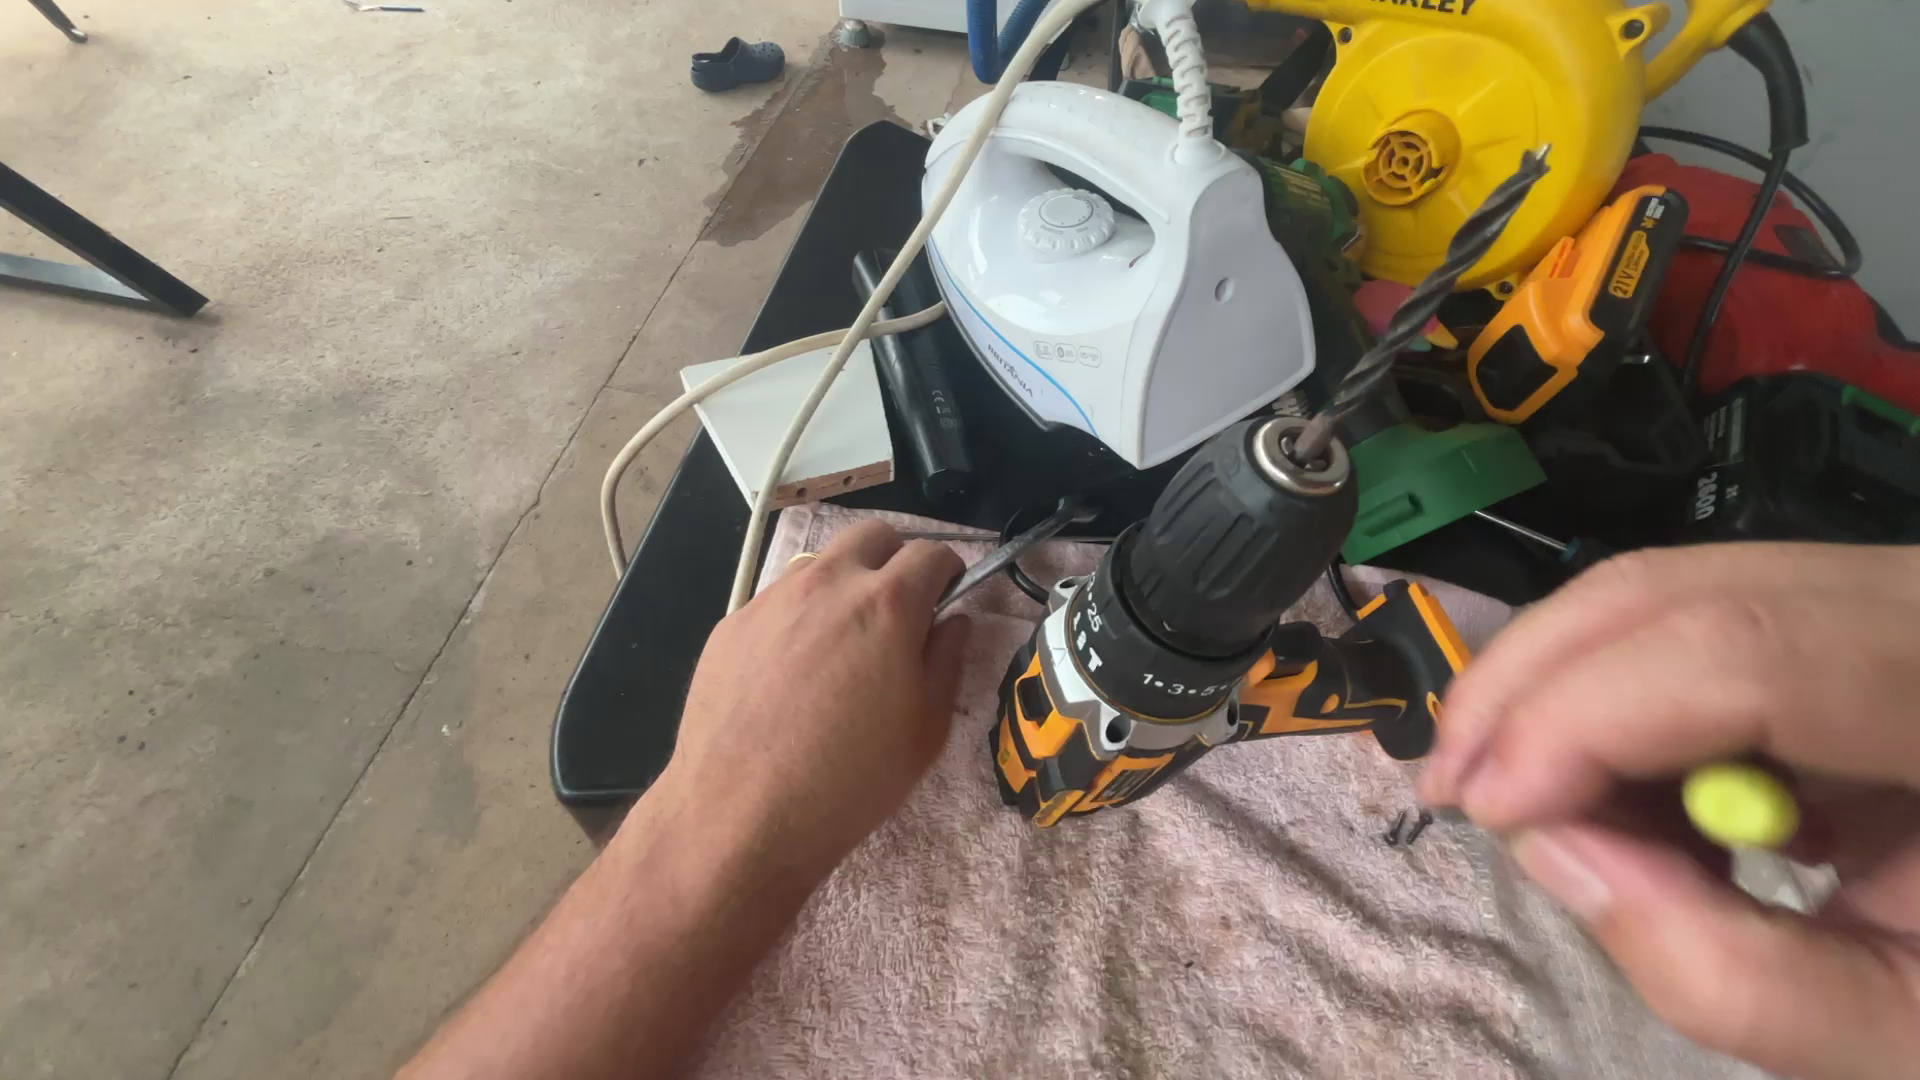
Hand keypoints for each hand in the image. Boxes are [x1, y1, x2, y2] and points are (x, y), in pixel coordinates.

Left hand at [641, 521, 969, 886]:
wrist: (740, 816)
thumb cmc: (852, 779)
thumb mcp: (927, 728)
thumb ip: (948, 659)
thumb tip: (953, 620)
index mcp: (887, 603)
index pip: (932, 553)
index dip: (949, 570)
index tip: (947, 595)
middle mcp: (828, 583)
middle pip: (873, 535)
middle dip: (897, 558)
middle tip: (899, 608)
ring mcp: (773, 599)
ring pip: (821, 563)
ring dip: (844, 583)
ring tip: (841, 642)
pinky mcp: (731, 623)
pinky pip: (777, 600)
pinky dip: (799, 616)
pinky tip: (791, 672)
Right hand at [1419, 543, 1919, 1079]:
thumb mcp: (1909, 1041)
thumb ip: (1732, 976)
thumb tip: (1549, 849)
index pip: (1737, 653)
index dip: (1577, 722)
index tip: (1487, 812)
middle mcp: (1919, 599)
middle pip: (1649, 596)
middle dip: (1516, 692)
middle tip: (1450, 784)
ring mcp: (1860, 587)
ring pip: (1629, 598)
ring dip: (1535, 695)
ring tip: (1516, 791)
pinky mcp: (1806, 604)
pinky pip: (1646, 623)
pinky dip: (1580, 697)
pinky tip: (1599, 779)